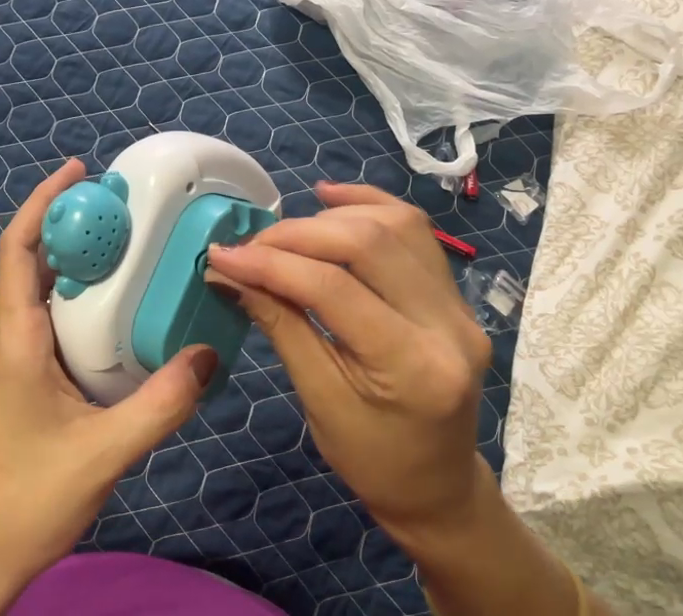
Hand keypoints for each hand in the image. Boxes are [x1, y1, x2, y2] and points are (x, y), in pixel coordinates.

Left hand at [0, 159, 219, 605]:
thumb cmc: (31, 497)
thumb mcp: (106, 452)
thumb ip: (160, 405)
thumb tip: (209, 356)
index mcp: (16, 340)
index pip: (17, 250)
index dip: (42, 204)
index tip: (77, 173)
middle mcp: (11, 337)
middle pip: (32, 260)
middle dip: (72, 224)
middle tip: (123, 205)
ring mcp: (16, 358)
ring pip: (43, 290)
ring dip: (77, 260)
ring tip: (129, 243)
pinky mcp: (27, 378)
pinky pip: (53, 319)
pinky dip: (82, 298)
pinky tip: (121, 308)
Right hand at [206, 183, 491, 534]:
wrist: (437, 486)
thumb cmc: (372, 459)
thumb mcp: (318, 400)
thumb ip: (281, 326)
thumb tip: (231, 272)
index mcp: (413, 366)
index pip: (333, 289)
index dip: (271, 263)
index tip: (222, 256)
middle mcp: (448, 325)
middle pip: (366, 243)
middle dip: (296, 234)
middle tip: (249, 246)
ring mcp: (460, 306)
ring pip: (394, 224)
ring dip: (330, 217)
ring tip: (283, 234)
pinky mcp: (455, 295)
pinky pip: (414, 231)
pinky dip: (369, 204)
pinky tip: (329, 197)